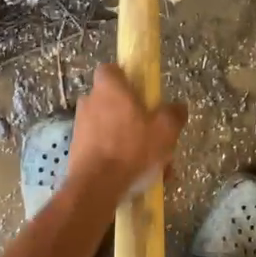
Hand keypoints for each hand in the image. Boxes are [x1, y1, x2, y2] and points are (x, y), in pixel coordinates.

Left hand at [66, 64, 187, 205]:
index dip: (125, 78)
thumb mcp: (165, 130)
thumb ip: (173, 114)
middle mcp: (89, 102)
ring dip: (129, 142)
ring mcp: (80, 127)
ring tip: (151, 166)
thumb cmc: (132, 149)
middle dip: (133, 117)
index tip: (142, 94)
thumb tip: (178, 107)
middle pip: (113, 102)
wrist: (95, 186)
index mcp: (108, 88)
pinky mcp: (77, 151)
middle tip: (153, 136)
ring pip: (110, 129)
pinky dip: (117, 158)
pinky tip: (136, 178)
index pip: (111, 70)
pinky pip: (103, 148)